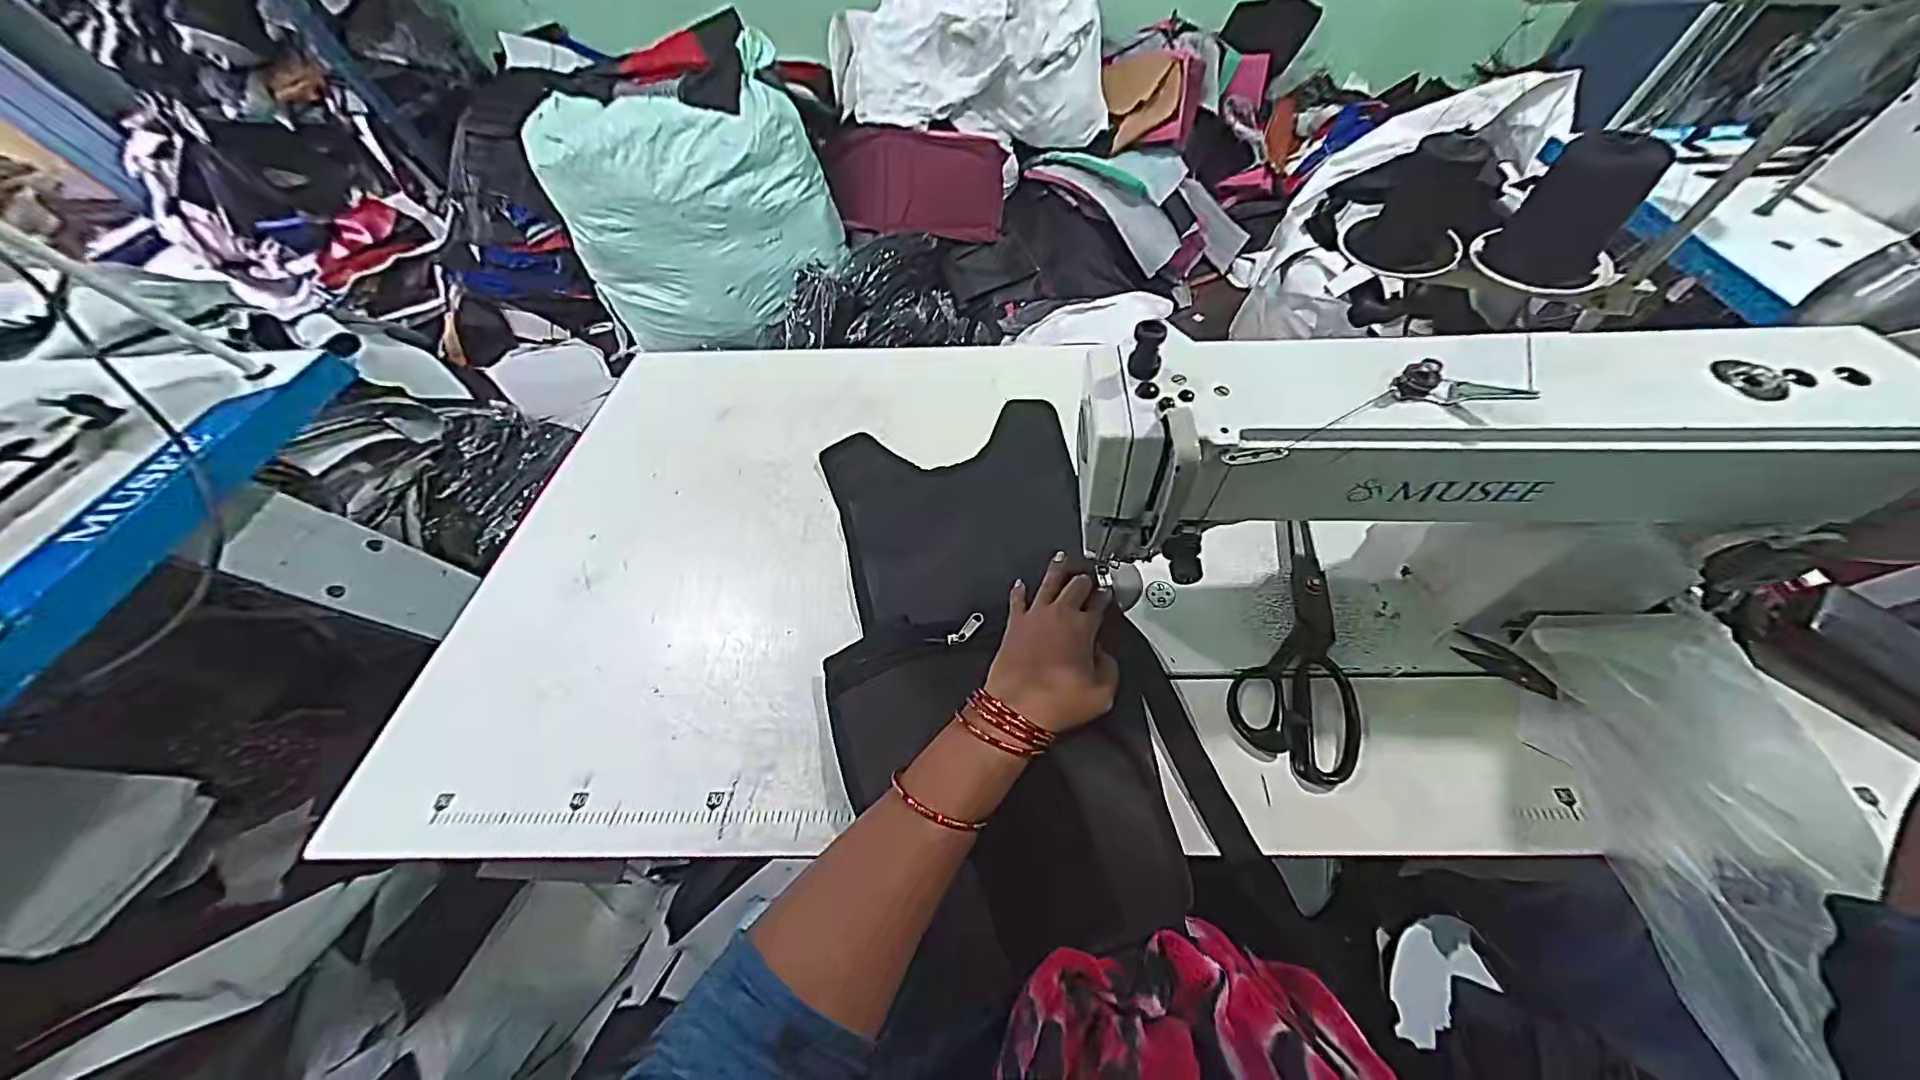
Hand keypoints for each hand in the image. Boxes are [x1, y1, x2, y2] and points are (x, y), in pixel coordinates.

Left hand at [983, 552, 1119, 733]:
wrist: (1016, 708)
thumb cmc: (1056, 701)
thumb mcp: (1103, 693)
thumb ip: (1110, 668)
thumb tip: (1105, 658)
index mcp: (1084, 627)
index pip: (1100, 602)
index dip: (1107, 596)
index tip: (1109, 595)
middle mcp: (1059, 615)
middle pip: (1077, 585)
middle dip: (1086, 578)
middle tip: (1090, 575)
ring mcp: (1034, 616)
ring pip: (1048, 582)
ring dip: (1058, 569)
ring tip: (1062, 559)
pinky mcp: (1014, 624)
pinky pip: (1018, 599)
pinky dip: (1020, 589)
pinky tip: (1021, 584)